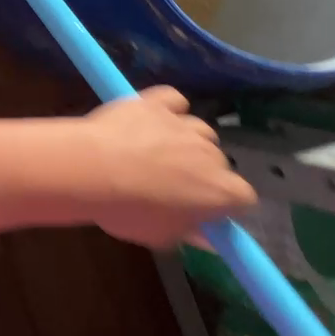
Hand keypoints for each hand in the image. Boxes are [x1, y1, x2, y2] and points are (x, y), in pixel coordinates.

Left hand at [78, 87, 255, 248]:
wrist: (92, 168)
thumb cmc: (128, 210)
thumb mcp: (161, 236)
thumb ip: (188, 233)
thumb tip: (205, 236)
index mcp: (222, 192)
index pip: (242, 197)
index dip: (223, 203)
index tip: (202, 209)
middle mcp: (210, 153)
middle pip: (218, 161)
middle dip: (201, 171)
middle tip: (171, 181)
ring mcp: (182, 124)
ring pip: (199, 130)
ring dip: (187, 140)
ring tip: (159, 150)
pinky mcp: (154, 102)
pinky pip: (173, 99)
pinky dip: (169, 107)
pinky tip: (155, 117)